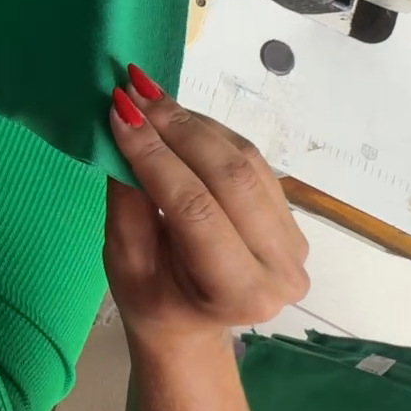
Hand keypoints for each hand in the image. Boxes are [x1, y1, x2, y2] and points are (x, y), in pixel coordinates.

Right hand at [104, 64, 308, 353]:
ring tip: (148, 93)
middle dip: (175, 125)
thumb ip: (128, 200)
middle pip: (229, 175)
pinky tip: (173, 113)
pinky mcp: (288, 216)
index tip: (117, 111)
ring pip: (244, 159)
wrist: (189, 321)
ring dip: (192, 120)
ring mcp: (293, 240)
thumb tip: (124, 132)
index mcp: (237, 290)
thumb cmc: (148, 296)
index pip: (194, 207)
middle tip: (131, 89)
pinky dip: (208, 130)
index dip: (153, 153)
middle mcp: (280, 266)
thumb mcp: (123, 258)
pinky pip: (250, 160)